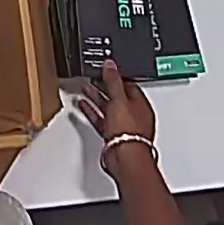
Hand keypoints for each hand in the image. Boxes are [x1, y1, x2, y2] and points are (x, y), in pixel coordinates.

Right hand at [78, 59, 156, 177]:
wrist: (125, 159)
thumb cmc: (129, 132)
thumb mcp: (119, 100)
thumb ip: (113, 81)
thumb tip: (111, 65)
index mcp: (140, 104)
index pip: (128, 85)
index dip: (115, 76)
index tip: (105, 70)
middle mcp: (133, 115)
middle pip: (116, 96)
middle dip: (104, 87)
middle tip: (93, 78)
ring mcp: (123, 126)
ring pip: (107, 108)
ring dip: (95, 98)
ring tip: (84, 89)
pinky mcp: (112, 136)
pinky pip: (100, 120)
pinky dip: (91, 112)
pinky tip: (83, 106)